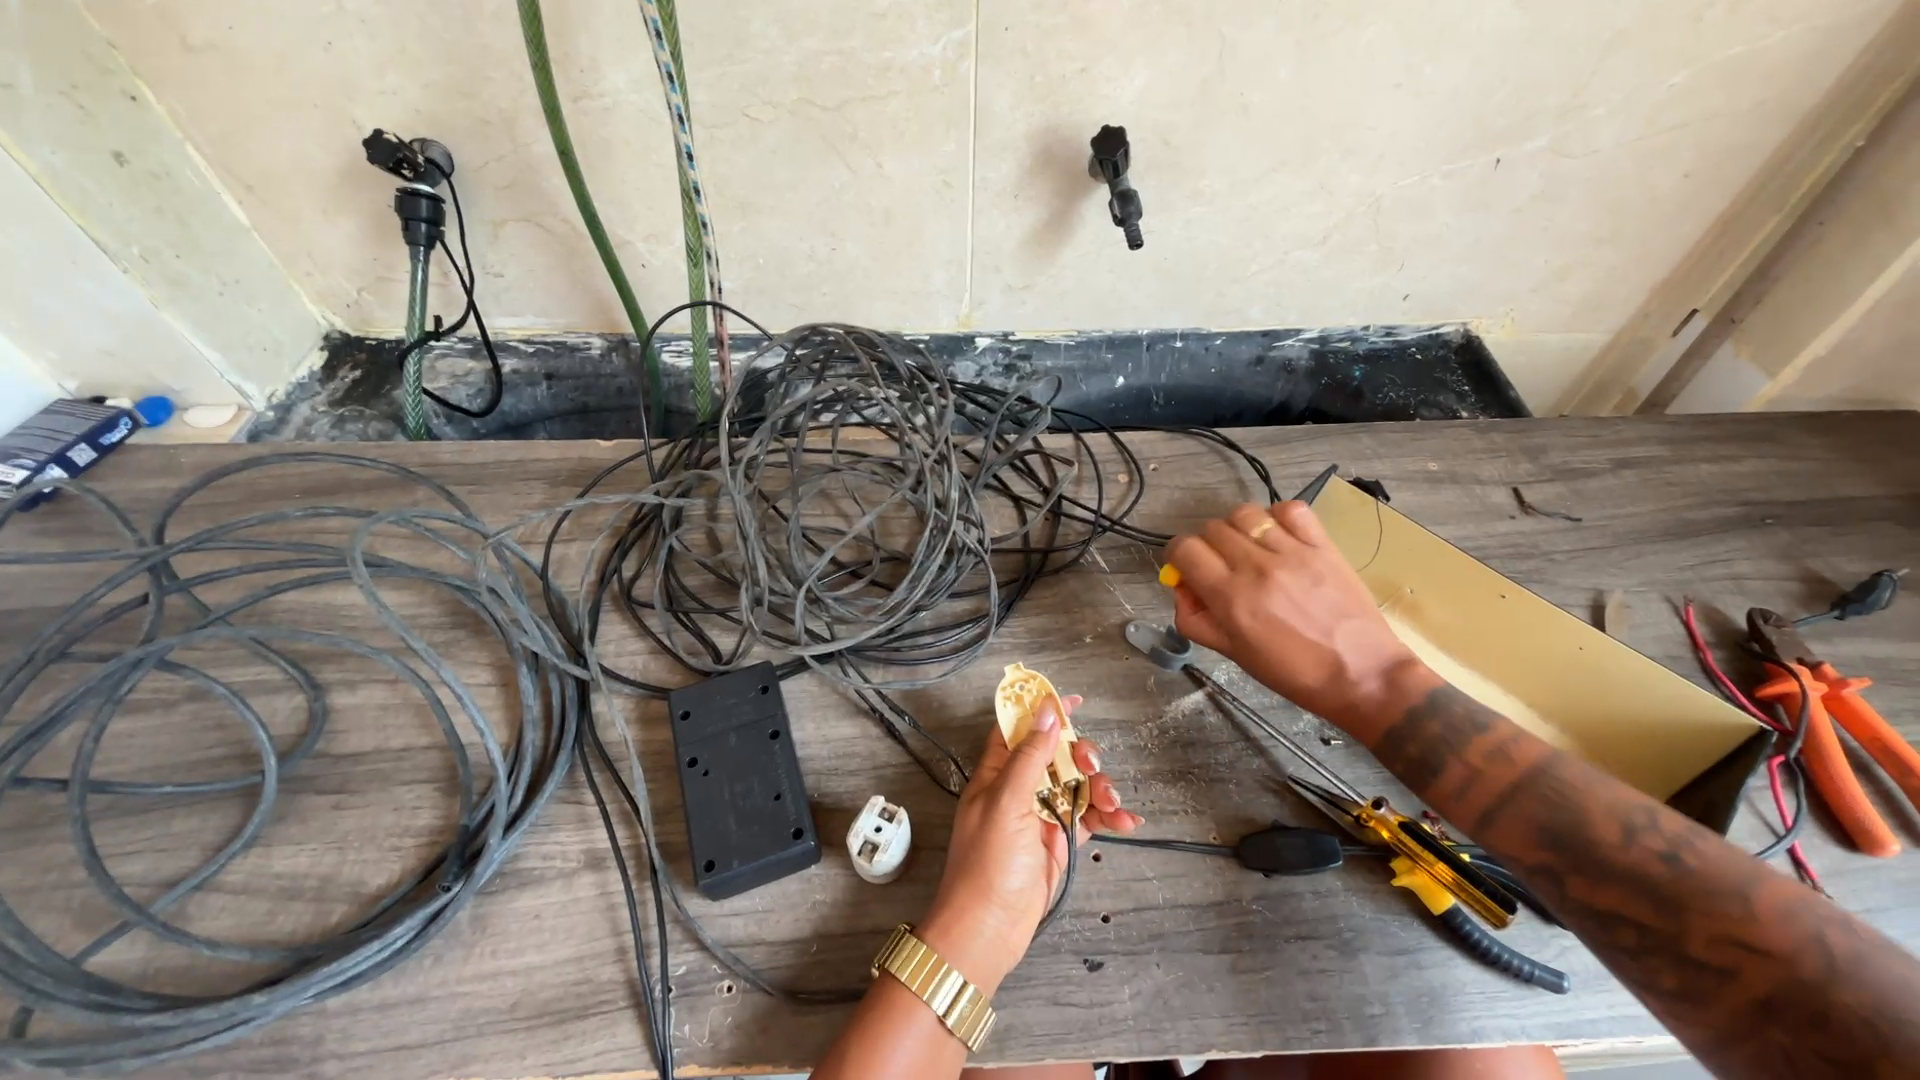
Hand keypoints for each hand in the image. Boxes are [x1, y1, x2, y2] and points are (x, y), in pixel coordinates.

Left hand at [919, 695, 1140, 994]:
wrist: (988, 931)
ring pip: (1076, 785)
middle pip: (1055, 754)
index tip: (1072, 699)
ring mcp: (1039, 816)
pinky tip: (1126, 823)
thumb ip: (1028, 757)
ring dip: (1099, 788)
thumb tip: (1044, 712)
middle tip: (1091, 765)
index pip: (1017, 729)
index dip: (1041, 710)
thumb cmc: (986, 866)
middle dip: (1080, 754)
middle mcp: (1017, 790)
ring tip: (1111, 804)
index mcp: (995, 775)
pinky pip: (1087, 819)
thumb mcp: (1006, 804)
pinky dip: (1108, 818)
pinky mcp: (1057, 842)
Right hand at [1165, 500, 1428, 734]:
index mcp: (1230, 598)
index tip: (1188, 569)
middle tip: (1222, 566)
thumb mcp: (1233, 654)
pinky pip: (1290, 509)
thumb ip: (1196, 620)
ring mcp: (1292, 552)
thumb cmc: (1294, 673)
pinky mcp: (1322, 545)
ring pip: (1245, 513)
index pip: (1183, 549)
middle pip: (1211, 528)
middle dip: (1207, 545)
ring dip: (1238, 528)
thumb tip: (1182, 589)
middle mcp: (1256, 567)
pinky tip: (1281, 538)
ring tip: (1250, 548)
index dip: (1178, 557)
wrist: (1362, 675)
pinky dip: (1278, 517)